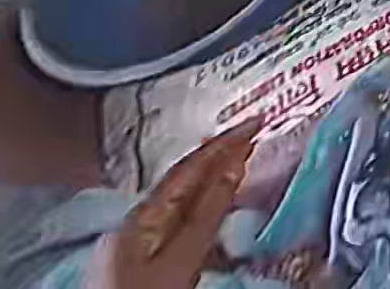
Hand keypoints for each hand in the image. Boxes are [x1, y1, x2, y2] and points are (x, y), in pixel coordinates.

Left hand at [107, 119, 258, 288]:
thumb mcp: (182, 260)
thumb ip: (209, 211)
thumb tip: (236, 162)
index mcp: (138, 219)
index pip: (188, 168)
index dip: (223, 142)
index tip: (256, 122)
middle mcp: (133, 226)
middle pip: (183, 180)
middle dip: (220, 155)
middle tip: (254, 135)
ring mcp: (135, 247)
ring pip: (182, 200)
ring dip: (214, 177)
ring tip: (243, 159)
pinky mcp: (142, 266)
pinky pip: (180, 220)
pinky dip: (205, 203)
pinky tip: (218, 202)